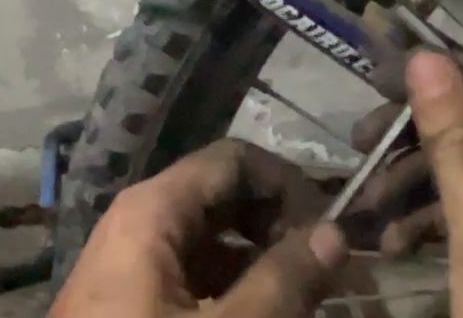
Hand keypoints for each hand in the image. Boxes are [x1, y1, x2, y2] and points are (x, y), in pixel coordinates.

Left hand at [49, 138, 349, 317]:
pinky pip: (189, 275)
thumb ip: (285, 281)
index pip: (234, 160)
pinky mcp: (128, 303)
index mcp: (152, 208)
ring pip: (209, 239)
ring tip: (305, 297)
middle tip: (329, 269)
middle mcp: (138, 220)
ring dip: (259, 260)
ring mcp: (130, 262)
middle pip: (222, 196)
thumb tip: (334, 233)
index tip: (332, 232)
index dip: (288, 185)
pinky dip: (231, 288)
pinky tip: (263, 314)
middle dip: (278, 225)